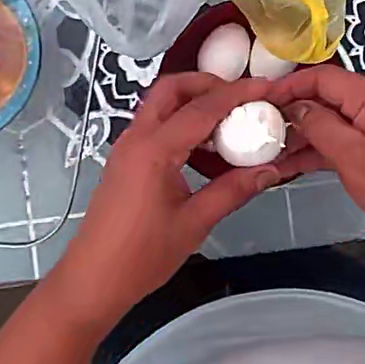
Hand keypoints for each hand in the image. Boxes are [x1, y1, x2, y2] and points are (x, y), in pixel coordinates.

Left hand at [48, 72, 301, 322]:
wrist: (93, 280)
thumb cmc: (142, 255)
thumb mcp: (195, 223)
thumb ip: (233, 191)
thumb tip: (270, 171)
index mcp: (154, 149)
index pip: (202, 108)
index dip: (237, 94)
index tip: (267, 87)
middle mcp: (137, 138)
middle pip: (171, 89)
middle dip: (208, 84)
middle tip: (242, 97)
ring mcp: (127, 148)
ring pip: (161, 105)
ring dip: (194, 103)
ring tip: (230, 121)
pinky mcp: (125, 161)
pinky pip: (156, 127)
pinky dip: (182, 124)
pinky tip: (206, 149)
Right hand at [267, 67, 364, 251]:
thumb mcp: (352, 157)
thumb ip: (320, 126)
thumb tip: (294, 107)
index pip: (321, 77)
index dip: (287, 86)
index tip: (257, 99)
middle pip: (324, 97)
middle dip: (291, 112)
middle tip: (257, 128)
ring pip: (330, 120)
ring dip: (301, 135)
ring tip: (267, 151)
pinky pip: (342, 139)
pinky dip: (319, 149)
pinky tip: (291, 164)